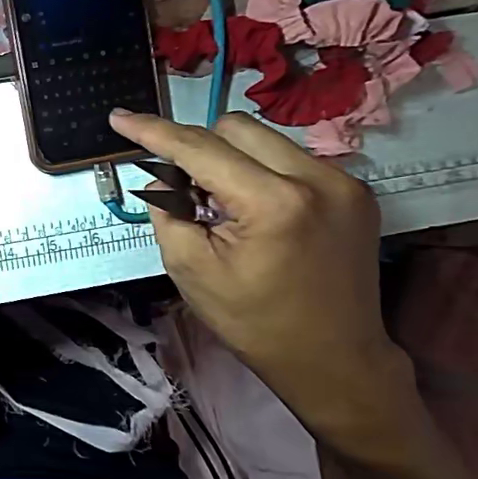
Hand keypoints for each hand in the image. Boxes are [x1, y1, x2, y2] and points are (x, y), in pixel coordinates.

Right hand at [110, 110, 420, 445]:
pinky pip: (293, 159)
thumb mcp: (192, 272)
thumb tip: (164, 174)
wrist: (335, 361)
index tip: (121, 117)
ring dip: (233, 159)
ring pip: (266, 138)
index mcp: (273, 203)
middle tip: (188, 192)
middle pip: (235, 127)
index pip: (200, 148)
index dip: (154, 131)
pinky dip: (264, 173)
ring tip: (227, 207)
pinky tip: (261, 213)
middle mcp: (316, 177)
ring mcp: (344, 180)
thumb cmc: (256, 325)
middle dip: (199, 148)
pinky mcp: (356, 190)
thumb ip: (167, 212)